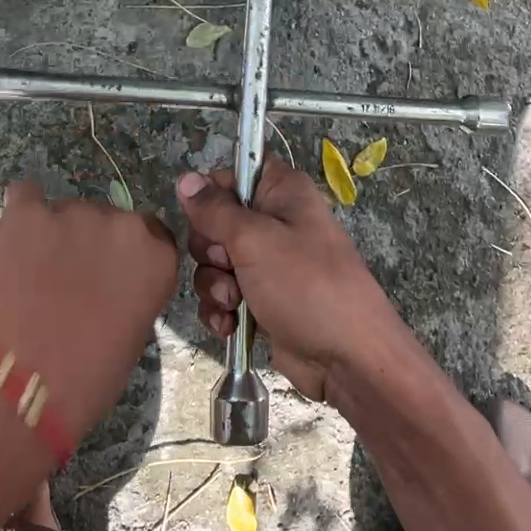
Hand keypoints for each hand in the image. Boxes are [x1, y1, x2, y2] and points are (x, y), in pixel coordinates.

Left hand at [0, 180, 177, 438]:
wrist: (20, 386)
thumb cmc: (84, 379)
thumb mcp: (131, 333)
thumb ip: (130, 291)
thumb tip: (108, 282)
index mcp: (156, 257)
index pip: (151, 233)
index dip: (125, 251)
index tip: (109, 272)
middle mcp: (123, 225)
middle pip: (108, 218)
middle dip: (90, 242)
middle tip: (66, 280)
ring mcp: (74, 213)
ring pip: (66, 210)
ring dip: (55, 233)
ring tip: (30, 275)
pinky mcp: (27, 213)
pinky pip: (25, 196)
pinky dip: (22, 214)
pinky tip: (12, 240)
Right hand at [176, 160, 403, 400]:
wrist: (346, 357)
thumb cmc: (304, 284)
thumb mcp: (254, 239)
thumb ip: (214, 210)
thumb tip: (185, 180)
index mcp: (282, 191)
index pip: (234, 173)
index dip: (212, 194)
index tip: (207, 218)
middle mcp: (275, 221)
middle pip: (216, 221)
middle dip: (210, 250)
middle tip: (228, 265)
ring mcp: (268, 263)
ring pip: (216, 262)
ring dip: (214, 285)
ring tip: (233, 302)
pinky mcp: (262, 299)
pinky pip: (225, 295)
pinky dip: (221, 310)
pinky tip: (229, 326)